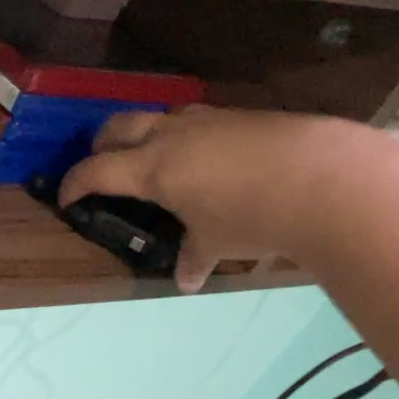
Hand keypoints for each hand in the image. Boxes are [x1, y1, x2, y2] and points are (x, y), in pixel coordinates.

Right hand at [59, 108, 385, 291]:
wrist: (332, 180)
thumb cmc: (254, 216)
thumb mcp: (216, 242)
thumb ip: (193, 256)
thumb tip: (186, 281)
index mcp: (151, 167)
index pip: (95, 170)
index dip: (74, 185)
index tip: (66, 200)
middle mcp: (171, 136)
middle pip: (117, 127)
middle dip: (101, 146)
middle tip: (103, 169)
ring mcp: (208, 121)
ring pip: (158, 118)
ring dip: (144, 136)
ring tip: (154, 163)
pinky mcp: (242, 116)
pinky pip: (197, 122)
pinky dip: (185, 138)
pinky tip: (205, 161)